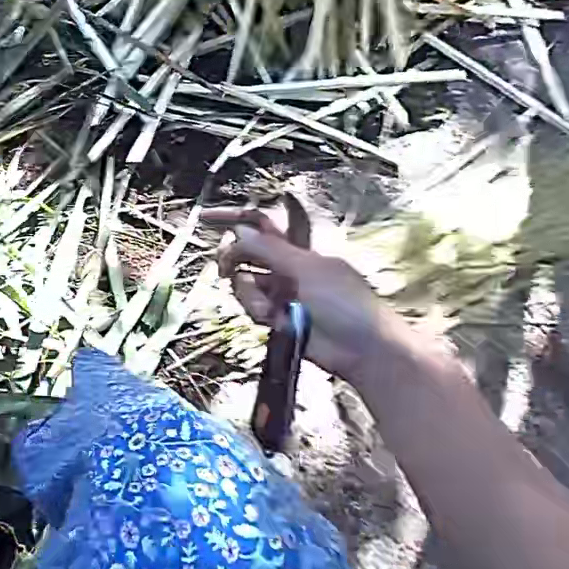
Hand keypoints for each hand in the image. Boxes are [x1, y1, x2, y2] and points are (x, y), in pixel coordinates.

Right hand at [204, 208, 412, 381]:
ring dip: (250, 293)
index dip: (233, 218)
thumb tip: (238, 230)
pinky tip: (275, 319)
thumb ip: (269, 249)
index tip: (205, 217)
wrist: (363, 350)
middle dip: (233, 260)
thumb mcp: (307, 268)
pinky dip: (258, 310)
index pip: (260, 224)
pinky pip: (250, 305)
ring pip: (243, 281)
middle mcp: (285, 266)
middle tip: (226, 269)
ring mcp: (278, 292)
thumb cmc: (344, 301)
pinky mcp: (274, 316)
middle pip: (244, 253)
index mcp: (297, 248)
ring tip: (271, 307)